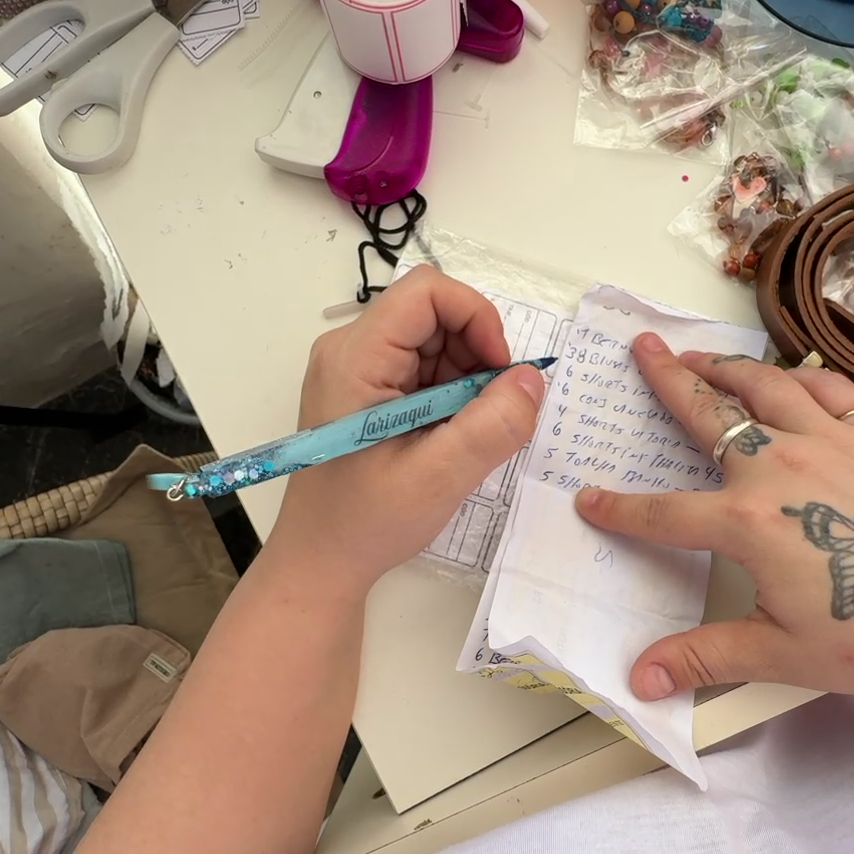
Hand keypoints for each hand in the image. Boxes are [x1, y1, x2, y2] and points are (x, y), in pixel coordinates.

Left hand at [264, 267, 546, 589]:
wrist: (321, 560)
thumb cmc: (366, 523)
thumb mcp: (439, 477)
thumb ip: (493, 425)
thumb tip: (533, 377)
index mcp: (355, 358)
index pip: (427, 292)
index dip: (476, 318)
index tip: (500, 372)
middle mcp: (351, 350)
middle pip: (433, 313)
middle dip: (476, 353)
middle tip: (491, 411)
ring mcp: (358, 369)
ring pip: (434, 340)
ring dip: (468, 376)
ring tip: (467, 431)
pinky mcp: (368, 390)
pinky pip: (424, 367)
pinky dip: (453, 393)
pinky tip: (451, 434)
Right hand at [572, 334, 853, 721]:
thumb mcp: (780, 654)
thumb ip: (702, 658)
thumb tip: (639, 682)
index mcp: (747, 523)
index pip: (662, 515)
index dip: (618, 510)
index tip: (586, 500)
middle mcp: (782, 468)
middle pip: (708, 413)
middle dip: (666, 380)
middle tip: (642, 348)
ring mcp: (832, 444)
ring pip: (766, 387)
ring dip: (726, 366)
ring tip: (699, 354)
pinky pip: (829, 390)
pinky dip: (800, 375)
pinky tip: (787, 374)